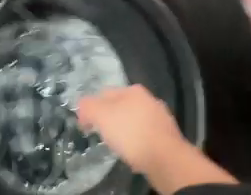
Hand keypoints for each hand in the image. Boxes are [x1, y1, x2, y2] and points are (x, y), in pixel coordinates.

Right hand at [77, 86, 234, 192]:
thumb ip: (88, 107)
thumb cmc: (131, 133)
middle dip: (111, 119)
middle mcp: (149, 99)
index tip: (87, 126)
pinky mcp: (169, 138)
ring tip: (120, 147)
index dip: (92, 109)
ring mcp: (161, 118)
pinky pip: (147, 137)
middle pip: (121, 107)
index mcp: (132, 89)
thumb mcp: (101, 116)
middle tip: (103, 135)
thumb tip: (81, 105)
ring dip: (126, 132)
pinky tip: (136, 154)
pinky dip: (139, 143)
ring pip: (136, 122)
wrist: (167, 160)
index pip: (104, 94)